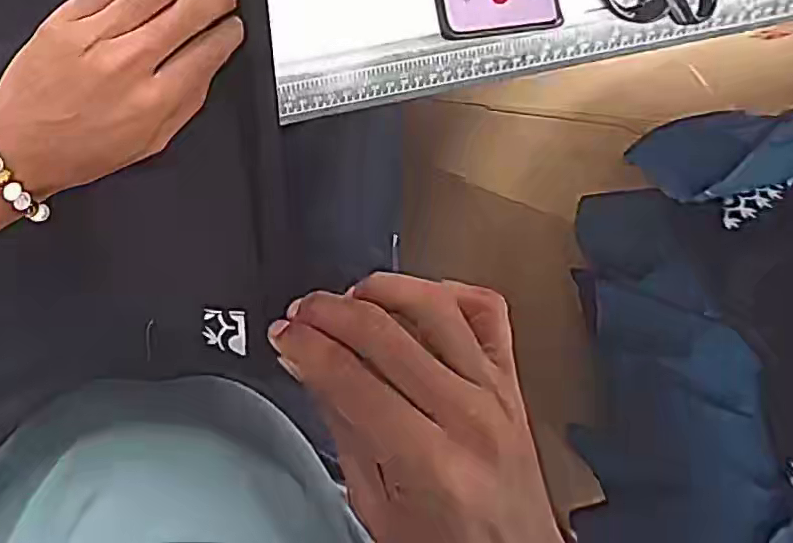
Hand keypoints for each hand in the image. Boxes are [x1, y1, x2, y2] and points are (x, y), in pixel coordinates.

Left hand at [0, 0, 243, 237]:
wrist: (16, 146)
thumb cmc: (76, 150)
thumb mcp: (147, 144)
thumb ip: (185, 104)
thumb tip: (209, 65)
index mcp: (151, 100)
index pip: (207, 51)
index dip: (228, 32)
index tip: (232, 26)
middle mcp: (126, 63)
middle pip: (186, 13)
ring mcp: (93, 37)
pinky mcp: (65, 20)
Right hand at [269, 273, 560, 542]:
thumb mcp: (376, 504)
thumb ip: (340, 424)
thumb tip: (304, 359)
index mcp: (434, 465)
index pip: (350, 376)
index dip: (304, 345)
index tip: (282, 335)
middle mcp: (470, 420)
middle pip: (382, 330)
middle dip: (325, 311)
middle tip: (300, 314)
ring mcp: (496, 392)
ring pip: (431, 303)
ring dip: (378, 288)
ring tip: (349, 297)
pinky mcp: (510, 377)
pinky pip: (483, 308)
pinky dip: (444, 290)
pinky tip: (412, 298)